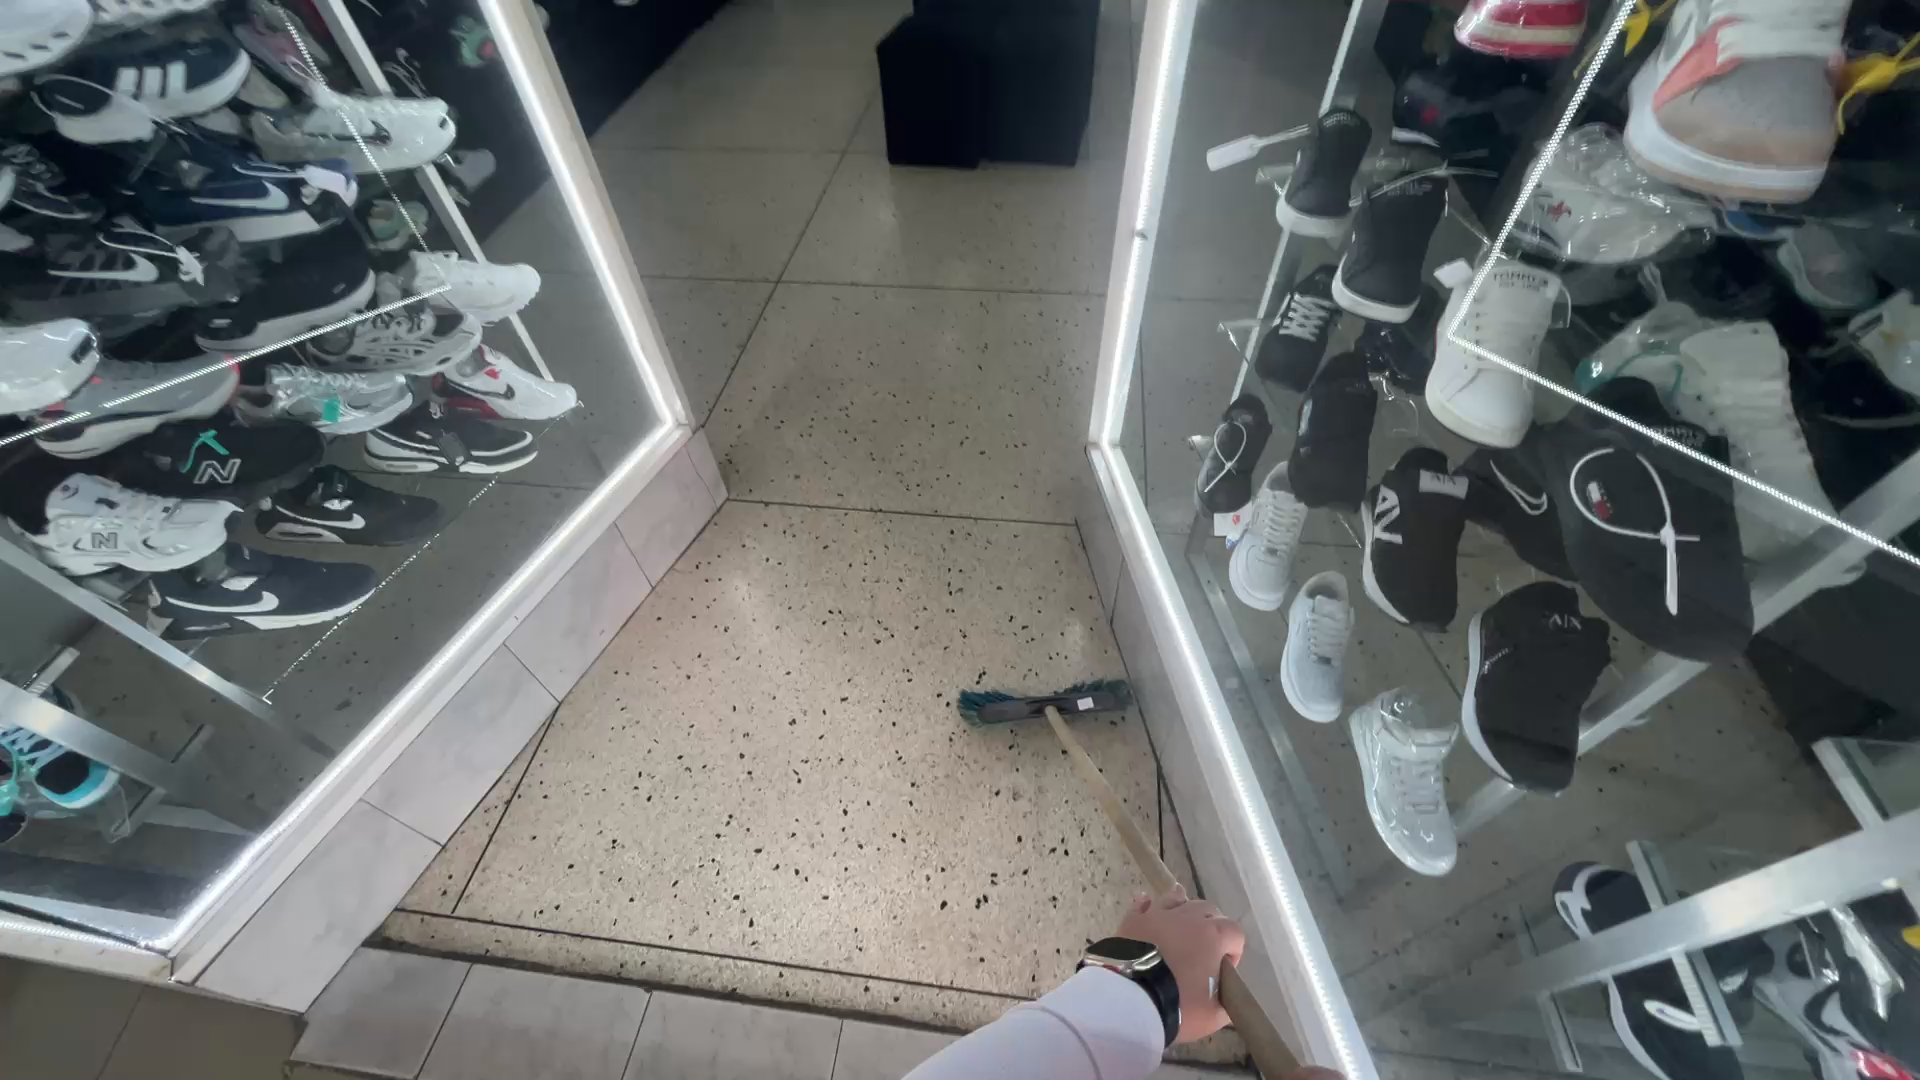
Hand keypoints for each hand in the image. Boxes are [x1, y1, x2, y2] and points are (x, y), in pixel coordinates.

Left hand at [1116, 884, 1245, 1042]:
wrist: (1133, 997)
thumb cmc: (1179, 1005)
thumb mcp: (1214, 1014)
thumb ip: (1226, 999)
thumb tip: (1225, 994)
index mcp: (1212, 936)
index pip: (1235, 931)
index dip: (1234, 949)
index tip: (1225, 968)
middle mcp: (1187, 916)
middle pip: (1208, 909)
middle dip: (1212, 926)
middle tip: (1204, 949)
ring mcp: (1159, 913)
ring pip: (1177, 898)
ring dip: (1183, 909)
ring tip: (1181, 924)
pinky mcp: (1135, 917)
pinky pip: (1145, 904)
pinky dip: (1151, 908)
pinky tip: (1151, 914)